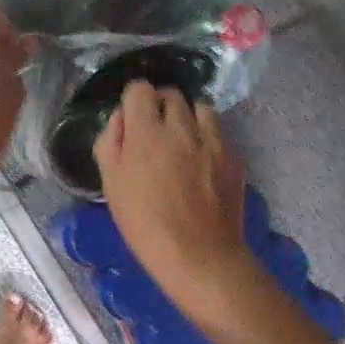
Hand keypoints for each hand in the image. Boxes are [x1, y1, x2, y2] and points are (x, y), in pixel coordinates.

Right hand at [94, 82, 250, 300]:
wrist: (199, 254)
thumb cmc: (144, 223)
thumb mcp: (110, 183)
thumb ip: (110, 142)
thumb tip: (121, 118)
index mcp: (146, 132)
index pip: (139, 89)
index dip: (132, 100)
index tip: (131, 119)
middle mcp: (181, 127)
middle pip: (171, 94)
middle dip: (160, 105)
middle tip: (153, 131)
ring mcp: (212, 140)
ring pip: (200, 107)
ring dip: (188, 116)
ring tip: (181, 140)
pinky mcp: (233, 156)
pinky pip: (218, 132)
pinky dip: (207, 137)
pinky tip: (201, 162)